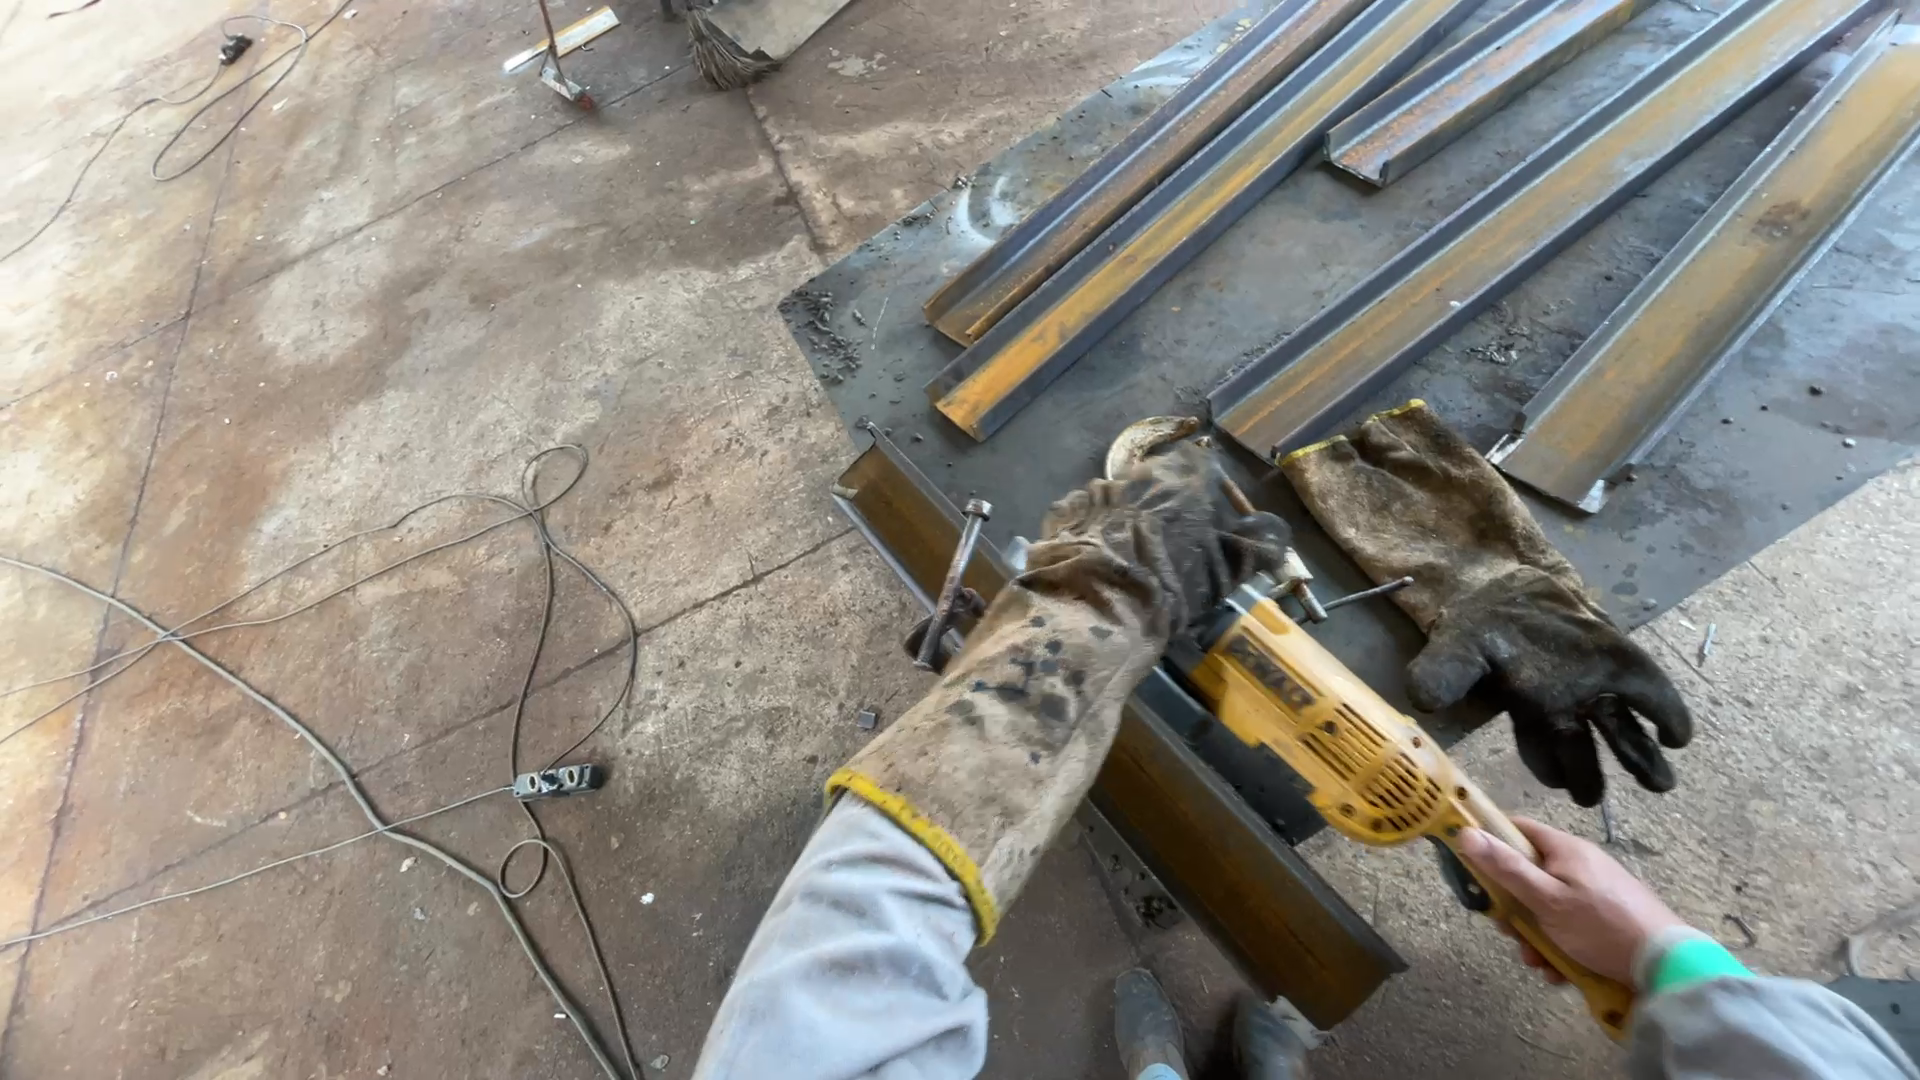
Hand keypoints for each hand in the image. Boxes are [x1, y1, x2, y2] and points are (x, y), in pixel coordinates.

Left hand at [1041, 443, 1288, 632]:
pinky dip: (1090, 528)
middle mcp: (1140, 472)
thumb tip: (1275, 533)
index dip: (1208, 495)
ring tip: (1125, 553)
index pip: (1204, 469)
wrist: (1100, 605)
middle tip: (1165, 541)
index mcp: (1185, 479)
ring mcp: (1097, 488)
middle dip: (1163, 504)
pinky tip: (1094, 556)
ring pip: (1118, 495)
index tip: (1207, 522)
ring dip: (1124, 515)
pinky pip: (1082, 513)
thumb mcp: (1228, 571)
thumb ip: (1257, 546)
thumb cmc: (1173, 584)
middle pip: (1157, 480)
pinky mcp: (1063, 510)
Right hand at [1408, 567, 1692, 806]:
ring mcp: (1595, 686)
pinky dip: (1665, 716)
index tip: (1558, 786)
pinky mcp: (1622, 664)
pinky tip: (1675, 736)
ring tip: (1658, 784)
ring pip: (1621, 730)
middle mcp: (1564, 706)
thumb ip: (1439, 675)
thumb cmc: (1481, 626)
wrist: (1512, 590)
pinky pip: (1647, 694)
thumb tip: (1423, 701)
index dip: (1549, 768)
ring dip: (1640, 758)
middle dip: (1590, 775)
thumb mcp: (1454, 649)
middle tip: (1594, 799)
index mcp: (1527, 711)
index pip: (1538, 748)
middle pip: (1581, 748)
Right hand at [1457, 816, 1687, 985]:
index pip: (1515, 828)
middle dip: (1511, 904)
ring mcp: (1597, 893)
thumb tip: (1465, 832)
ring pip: (1546, 904)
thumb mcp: (1546, 899)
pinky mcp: (1611, 920)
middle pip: (1527, 872)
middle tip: (1505, 927)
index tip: (1472, 863)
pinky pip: (1571, 925)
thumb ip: (1505, 867)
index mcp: (1565, 849)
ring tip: (1536, 959)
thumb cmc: (1602, 927)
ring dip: (1533, 932)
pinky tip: (1558, 969)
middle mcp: (1580, 864)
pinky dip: (1559, 945)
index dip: (1489, 840)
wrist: (1675, 972)